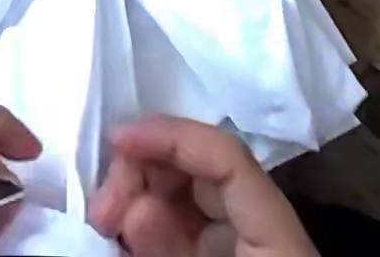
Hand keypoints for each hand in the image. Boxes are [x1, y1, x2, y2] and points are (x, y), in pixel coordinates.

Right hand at [88, 116, 318, 256]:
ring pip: (184, 195)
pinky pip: (183, 227)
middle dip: (140, 172)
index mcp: (279, 235)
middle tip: (101, 207)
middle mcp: (264, 227)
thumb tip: (132, 207)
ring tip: (104, 222)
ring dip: (136, 197)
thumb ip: (167, 244)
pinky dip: (147, 225)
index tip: (116, 140)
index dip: (168, 135)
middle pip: (198, 168)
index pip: (226, 156)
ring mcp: (246, 245)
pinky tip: (120, 234)